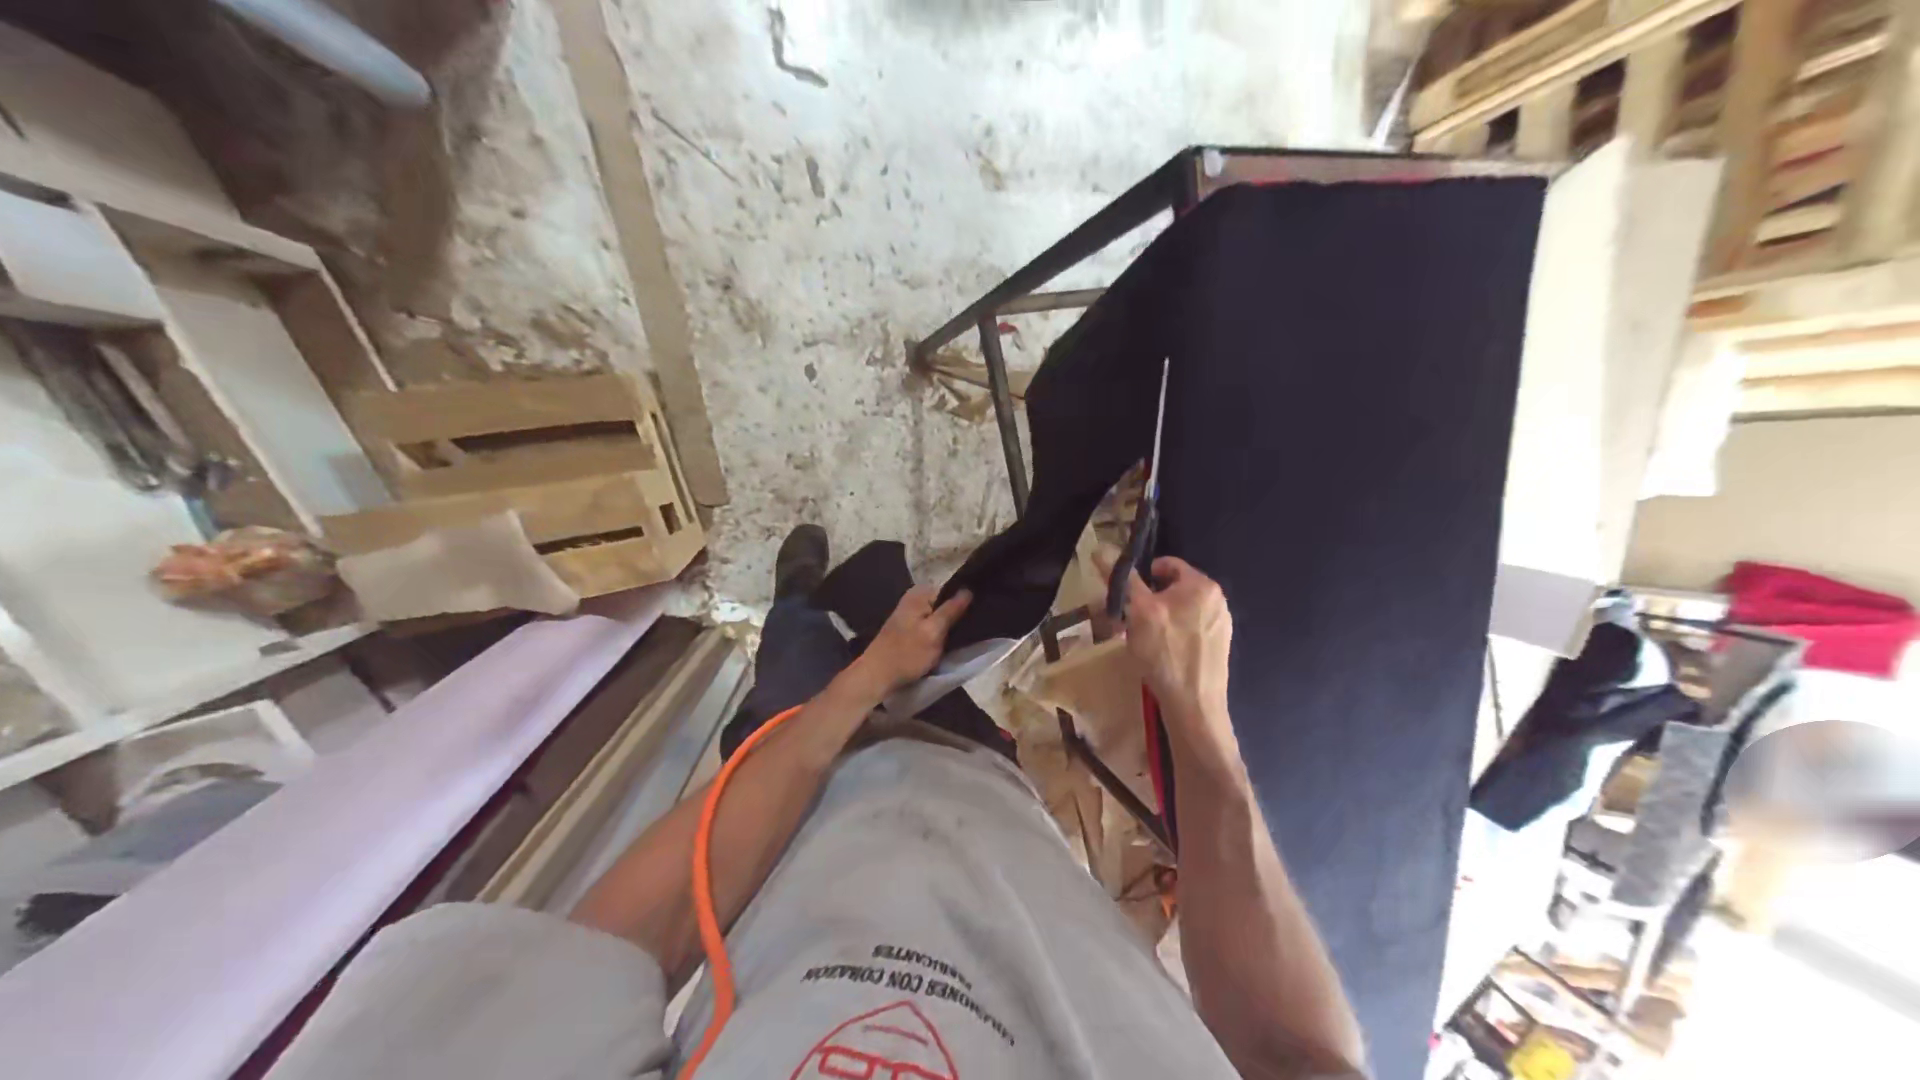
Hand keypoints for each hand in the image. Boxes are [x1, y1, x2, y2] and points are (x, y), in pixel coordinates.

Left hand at [842, 585, 972, 700]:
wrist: (878, 675)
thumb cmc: (907, 653)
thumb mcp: (934, 632)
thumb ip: (951, 610)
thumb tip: (968, 589)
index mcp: (920, 593)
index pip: (951, 589)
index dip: (965, 601)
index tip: (978, 615)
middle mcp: (914, 598)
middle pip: (944, 602)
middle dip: (956, 614)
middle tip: (970, 630)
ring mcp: (910, 613)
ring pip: (938, 616)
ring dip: (948, 626)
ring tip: (961, 637)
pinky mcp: (909, 628)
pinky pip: (931, 625)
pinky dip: (938, 633)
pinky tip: (946, 642)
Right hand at [1097, 552, 1235, 750]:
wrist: (1193, 706)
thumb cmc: (1164, 653)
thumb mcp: (1138, 611)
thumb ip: (1123, 578)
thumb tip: (1100, 548)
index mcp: (1203, 585)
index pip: (1166, 564)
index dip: (1141, 577)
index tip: (1126, 597)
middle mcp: (1218, 600)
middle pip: (1172, 588)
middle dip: (1148, 601)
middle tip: (1128, 621)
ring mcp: (1220, 625)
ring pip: (1178, 611)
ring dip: (1157, 620)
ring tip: (1141, 641)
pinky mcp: (1217, 647)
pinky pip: (1187, 630)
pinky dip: (1170, 636)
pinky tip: (1158, 655)